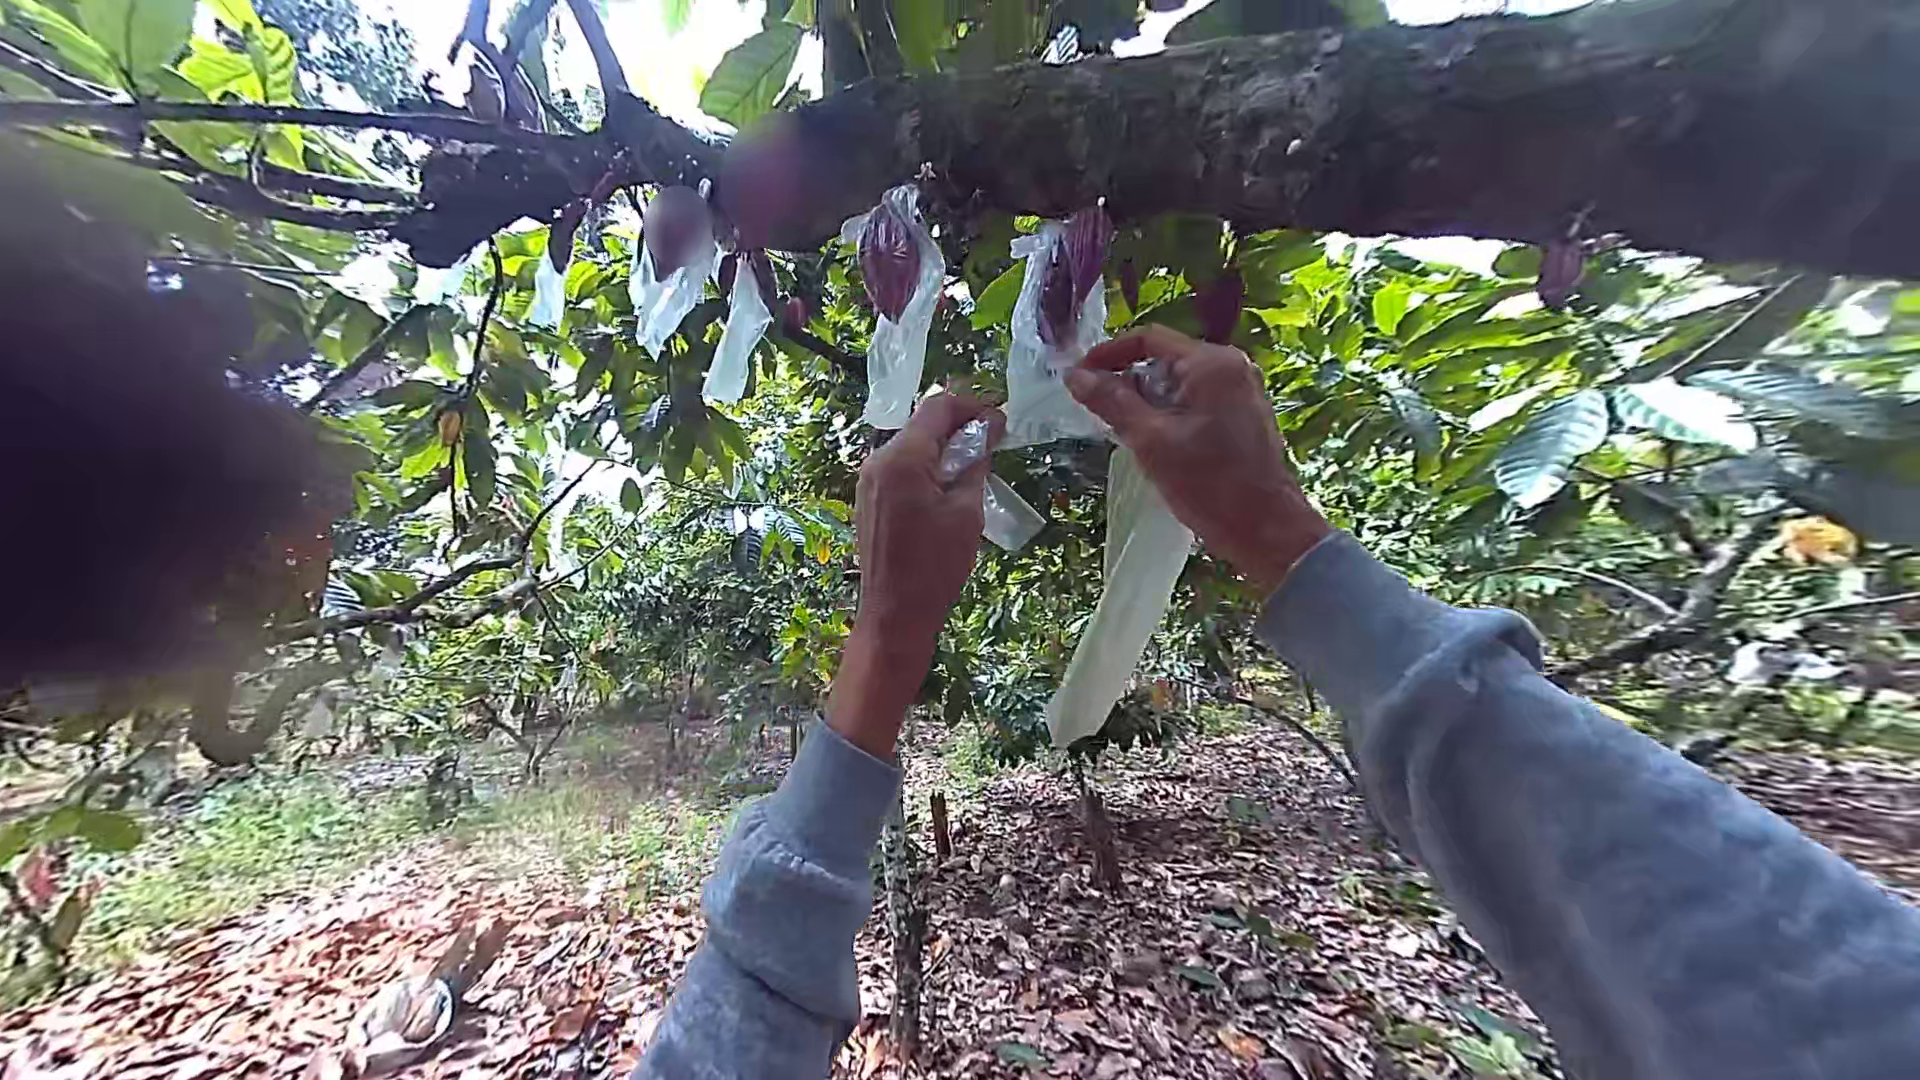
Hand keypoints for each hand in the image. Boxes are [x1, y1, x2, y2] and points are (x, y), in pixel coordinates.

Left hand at [830, 391, 1002, 758]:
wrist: (895, 613)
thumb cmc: (936, 565)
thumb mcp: (967, 511)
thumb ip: (974, 463)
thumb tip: (987, 430)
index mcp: (901, 458)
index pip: (937, 407)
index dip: (972, 405)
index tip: (1000, 420)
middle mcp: (877, 460)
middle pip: (922, 424)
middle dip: (959, 427)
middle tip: (993, 443)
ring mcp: (868, 480)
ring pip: (911, 445)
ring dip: (943, 448)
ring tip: (974, 468)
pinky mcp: (868, 499)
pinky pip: (900, 468)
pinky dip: (926, 467)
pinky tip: (947, 487)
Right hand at [1066, 325, 1329, 591]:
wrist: (1264, 530)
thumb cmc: (1208, 484)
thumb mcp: (1150, 440)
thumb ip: (1111, 402)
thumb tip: (1074, 375)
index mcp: (1212, 364)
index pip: (1149, 339)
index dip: (1107, 354)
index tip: (1078, 379)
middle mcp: (1230, 368)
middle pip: (1163, 361)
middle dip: (1126, 383)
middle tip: (1097, 414)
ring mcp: (1239, 393)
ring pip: (1176, 385)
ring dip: (1144, 404)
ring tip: (1121, 434)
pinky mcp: (1239, 417)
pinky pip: (1192, 403)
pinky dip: (1165, 416)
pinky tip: (1151, 445)